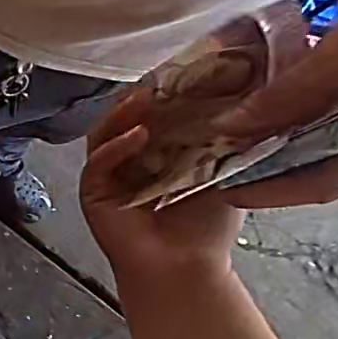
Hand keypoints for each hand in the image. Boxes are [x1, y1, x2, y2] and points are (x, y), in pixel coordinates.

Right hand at [82, 87, 244, 275]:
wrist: (184, 267)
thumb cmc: (205, 227)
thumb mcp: (223, 172)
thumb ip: (224, 141)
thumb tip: (244, 100)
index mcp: (157, 154)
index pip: (154, 114)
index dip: (165, 93)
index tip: (183, 71)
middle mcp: (129, 161)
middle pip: (125, 120)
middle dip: (141, 98)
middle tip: (160, 78)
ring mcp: (108, 177)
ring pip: (106, 135)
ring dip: (122, 115)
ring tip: (144, 98)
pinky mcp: (93, 194)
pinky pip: (98, 163)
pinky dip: (115, 147)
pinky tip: (136, 135)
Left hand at [214, 0, 337, 207]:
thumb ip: (285, 95)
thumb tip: (231, 126)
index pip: (322, 186)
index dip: (269, 192)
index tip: (227, 192)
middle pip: (331, 177)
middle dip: (277, 175)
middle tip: (229, 171)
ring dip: (297, 158)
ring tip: (250, 152)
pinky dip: (322, 142)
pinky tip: (292, 131)